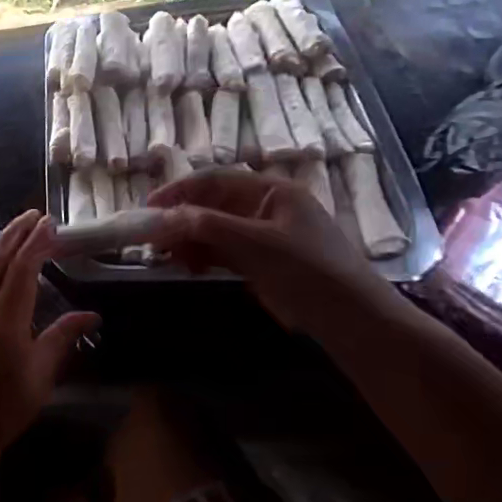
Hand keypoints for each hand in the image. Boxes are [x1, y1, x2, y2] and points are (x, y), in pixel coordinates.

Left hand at [0, 211, 99, 461]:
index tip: (49, 223)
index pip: (22, 269)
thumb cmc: (5, 407)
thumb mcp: (41, 374)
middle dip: (16, 233)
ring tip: (16, 228)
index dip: (36, 243)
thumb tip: (91, 315)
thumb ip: (62, 338)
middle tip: (34, 214)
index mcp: (4, 321)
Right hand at [148, 169, 403, 338]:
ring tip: (170, 258)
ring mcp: (267, 236)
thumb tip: (165, 217)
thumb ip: (209, 227)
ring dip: (191, 241)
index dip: (179, 191)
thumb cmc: (309, 272)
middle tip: (154, 240)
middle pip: (214, 205)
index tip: (148, 209)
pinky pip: (226, 252)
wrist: (353, 321)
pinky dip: (206, 257)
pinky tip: (191, 268)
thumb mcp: (257, 245)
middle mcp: (268, 208)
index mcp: (272, 191)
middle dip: (182, 220)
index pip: (216, 180)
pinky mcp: (265, 262)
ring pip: (217, 230)